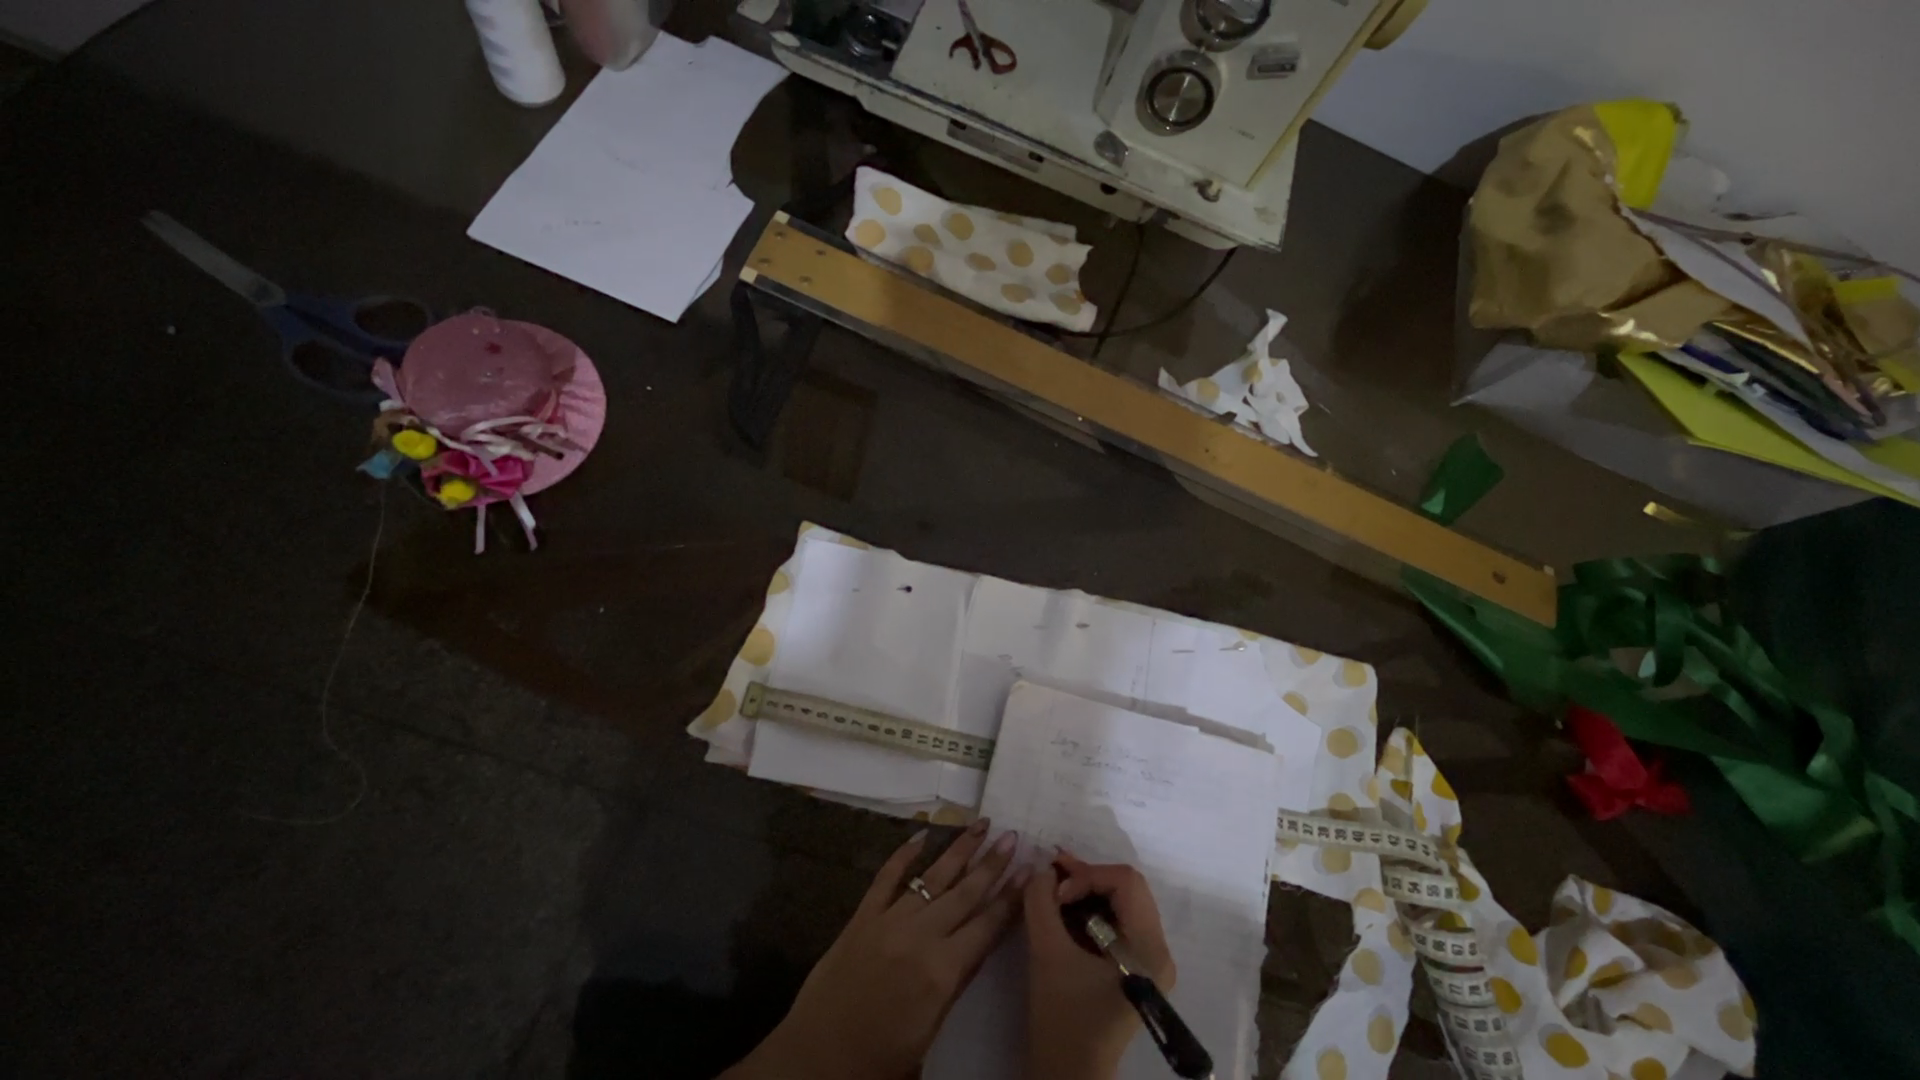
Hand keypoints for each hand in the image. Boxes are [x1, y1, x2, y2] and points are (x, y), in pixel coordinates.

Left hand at [722, 820, 1024, 1079]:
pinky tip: (921, 835)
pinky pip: (885, 878)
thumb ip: (957, 982)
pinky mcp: (861, 917)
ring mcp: (888, 921)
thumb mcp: (932, 1029)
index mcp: (942, 971)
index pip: (987, 925)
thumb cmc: (880, 1058)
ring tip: (981, 825)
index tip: (1030, 870)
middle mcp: (919, 937)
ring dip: (960, 850)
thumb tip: (980, 943)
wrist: (817, 1058)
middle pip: (965, 893)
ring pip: (932, 877)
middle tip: (1014, 836)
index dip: (1011, 897)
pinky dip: (903, 855)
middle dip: (993, 863)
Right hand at [1023, 852, 1176, 1079]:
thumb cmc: (1063, 1019)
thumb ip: (1041, 903)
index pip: (1126, 883)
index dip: (1087, 875)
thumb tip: (1042, 869)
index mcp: (1149, 950)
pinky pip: (1116, 921)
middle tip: (1050, 879)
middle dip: (1086, 878)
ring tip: (1052, 890)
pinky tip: (1062, 909)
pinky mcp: (1134, 967)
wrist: (1067, 1074)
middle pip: (1127, 889)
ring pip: (1121, 902)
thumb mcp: (1047, 954)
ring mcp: (1148, 960)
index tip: (1055, 892)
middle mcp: (1158, 950)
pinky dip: (1089, 909)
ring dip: (1086, 891)